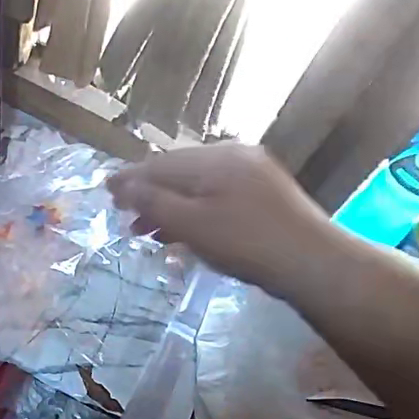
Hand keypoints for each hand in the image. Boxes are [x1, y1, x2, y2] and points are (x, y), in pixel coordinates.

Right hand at [106, 144, 343, 297]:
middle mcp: (234, 156)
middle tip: (126, 217)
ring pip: (200, 186)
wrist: (312, 263)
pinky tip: (186, 232)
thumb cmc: (247, 244)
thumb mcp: (193, 225)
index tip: (106, 191)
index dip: (131, 179)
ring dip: (172, 206)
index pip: (161, 164)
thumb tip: (123, 185)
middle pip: (180, 171)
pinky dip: (196, 211)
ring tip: (149, 232)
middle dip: (150, 194)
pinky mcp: (266, 195)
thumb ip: (155, 203)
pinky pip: (219, 196)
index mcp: (215, 158)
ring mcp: (254, 173)